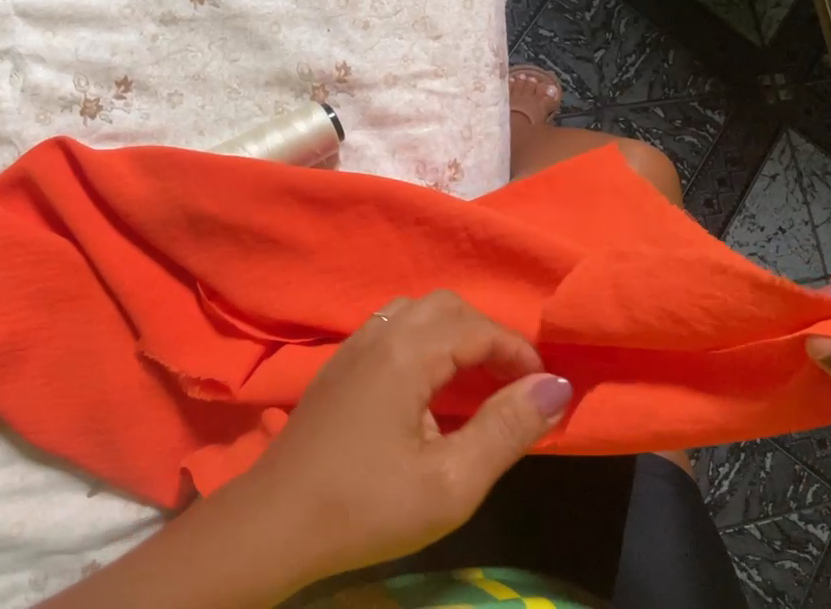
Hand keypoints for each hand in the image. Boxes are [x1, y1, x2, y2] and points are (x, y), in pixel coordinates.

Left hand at [231, 290, 573, 583]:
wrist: (275, 524)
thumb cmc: (367, 506)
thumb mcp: (451, 482)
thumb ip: (506, 429)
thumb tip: (556, 387)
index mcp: (406, 353)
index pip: (478, 327)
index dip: (518, 352)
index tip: (544, 390)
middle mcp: (379, 334)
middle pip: (445, 306)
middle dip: (487, 334)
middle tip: (512, 383)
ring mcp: (353, 347)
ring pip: (415, 312)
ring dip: (454, 334)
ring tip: (476, 380)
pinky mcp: (338, 367)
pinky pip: (392, 328)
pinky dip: (425, 341)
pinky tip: (429, 386)